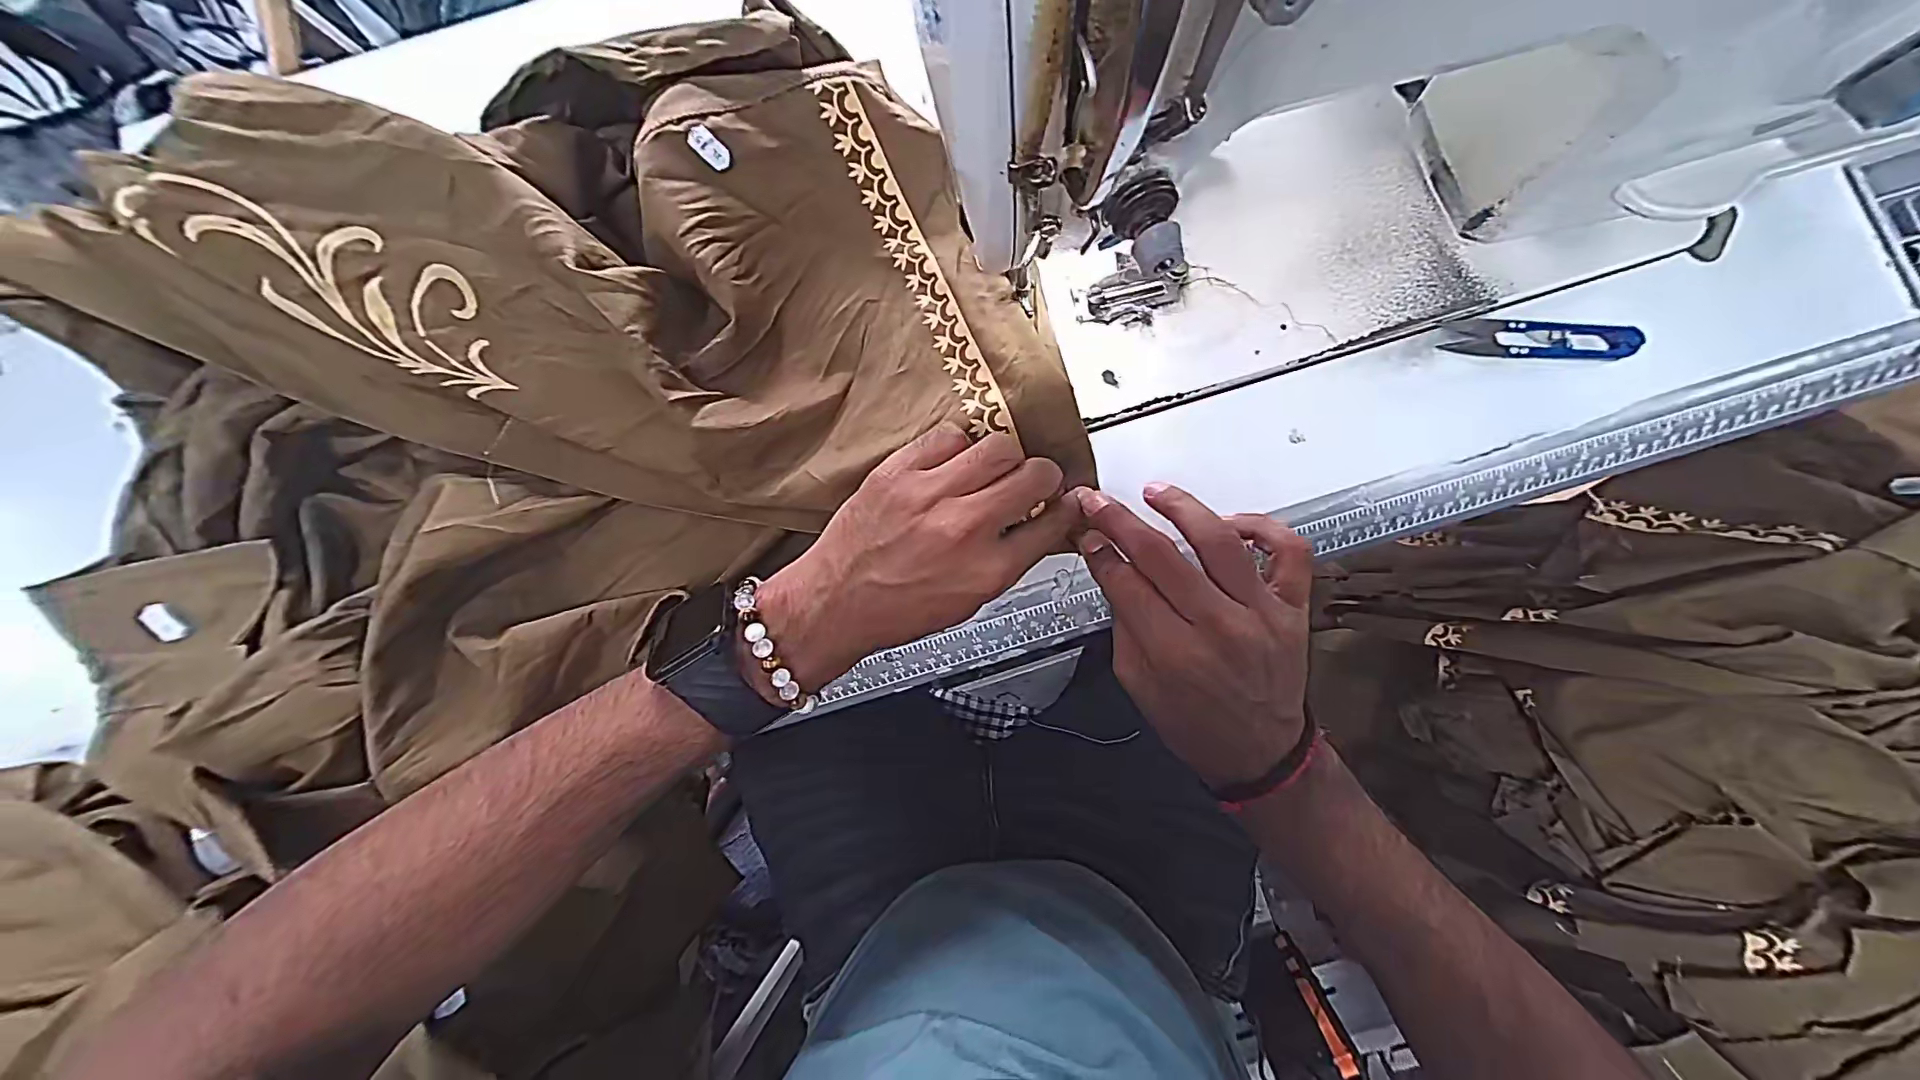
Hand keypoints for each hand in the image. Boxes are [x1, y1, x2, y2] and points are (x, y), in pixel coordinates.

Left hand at [748, 423, 1079, 696]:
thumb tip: (1036, 528)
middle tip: (1033, 481)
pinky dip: (960, 446)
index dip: (1065, 509)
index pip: (1052, 524)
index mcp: (988, 570)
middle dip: (1044, 477)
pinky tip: (953, 462)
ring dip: (1006, 457)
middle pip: (1034, 476)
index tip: (1064, 502)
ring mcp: (930, 495)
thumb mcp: (969, 600)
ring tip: (993, 469)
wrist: (835, 602)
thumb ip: (1009, 561)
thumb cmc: (896, 610)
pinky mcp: (898, 473)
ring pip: (999, 447)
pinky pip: (949, 436)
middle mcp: (964, 528)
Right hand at [1072, 484, 1312, 789]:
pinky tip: (1229, 521)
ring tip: (1156, 493)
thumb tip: (1113, 570)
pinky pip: (1288, 551)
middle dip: (1120, 521)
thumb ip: (1124, 626)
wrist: (1260, 752)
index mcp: (1173, 654)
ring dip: (1182, 509)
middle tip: (1100, 502)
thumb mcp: (1137, 684)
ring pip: (1219, 542)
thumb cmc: (1194, 724)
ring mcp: (1261, 614)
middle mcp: (1218, 628)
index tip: (1087, 533)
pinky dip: (1261, 527)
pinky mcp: (1292, 608)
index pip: (1125, 582)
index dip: (1100, 551)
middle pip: (1160, 555)